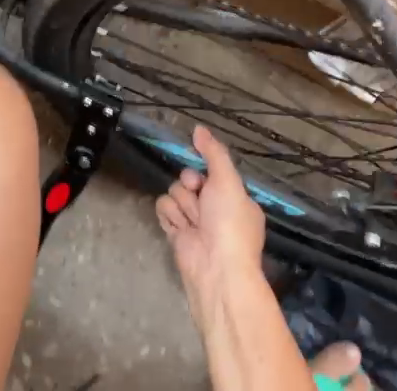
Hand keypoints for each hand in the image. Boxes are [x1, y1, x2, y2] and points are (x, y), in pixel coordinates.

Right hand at [155, 127, 267, 338]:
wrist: (215, 267)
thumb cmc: (229, 224)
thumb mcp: (228, 182)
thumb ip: (214, 153)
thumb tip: (198, 129)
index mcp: (233, 198)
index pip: (210, 171)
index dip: (203, 172)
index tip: (203, 178)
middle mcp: (214, 208)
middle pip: (188, 179)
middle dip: (190, 188)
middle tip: (200, 201)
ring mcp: (194, 220)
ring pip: (174, 192)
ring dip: (182, 206)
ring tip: (193, 224)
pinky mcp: (176, 230)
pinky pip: (163, 208)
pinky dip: (171, 217)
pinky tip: (181, 230)